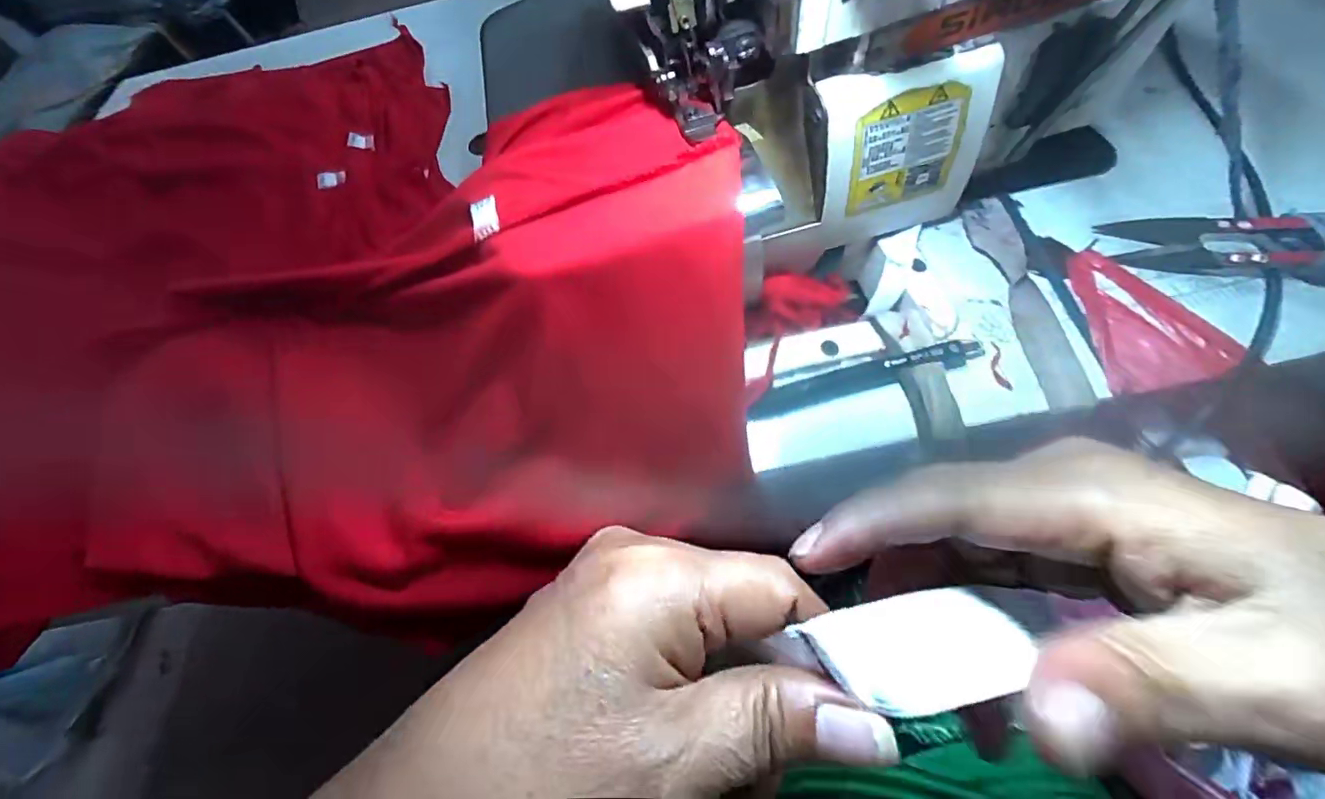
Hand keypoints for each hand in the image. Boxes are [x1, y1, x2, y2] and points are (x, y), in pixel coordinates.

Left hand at [316, 527, 899, 798]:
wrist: (447, 781)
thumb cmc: (564, 764)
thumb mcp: (679, 756)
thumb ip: (776, 723)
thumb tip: (877, 725)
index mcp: (657, 569)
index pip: (778, 583)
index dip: (829, 646)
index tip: (863, 715)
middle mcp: (630, 549)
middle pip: (742, 596)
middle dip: (775, 670)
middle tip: (780, 754)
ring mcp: (603, 571)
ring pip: (708, 615)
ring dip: (735, 679)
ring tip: (726, 752)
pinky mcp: (586, 599)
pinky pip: (666, 622)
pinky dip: (692, 671)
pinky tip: (682, 726)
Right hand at [791, 437, 1324, 784]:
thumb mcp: (1283, 684)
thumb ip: (1142, 685)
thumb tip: (1030, 723)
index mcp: (1088, 492)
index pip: (945, 496)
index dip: (867, 520)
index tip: (806, 556)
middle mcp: (1061, 484)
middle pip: (938, 516)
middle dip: (888, 571)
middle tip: (860, 642)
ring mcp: (1071, 510)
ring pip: (959, 542)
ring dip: (931, 604)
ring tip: (929, 682)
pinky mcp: (1082, 542)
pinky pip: (995, 569)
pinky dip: (972, 616)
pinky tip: (987, 677)